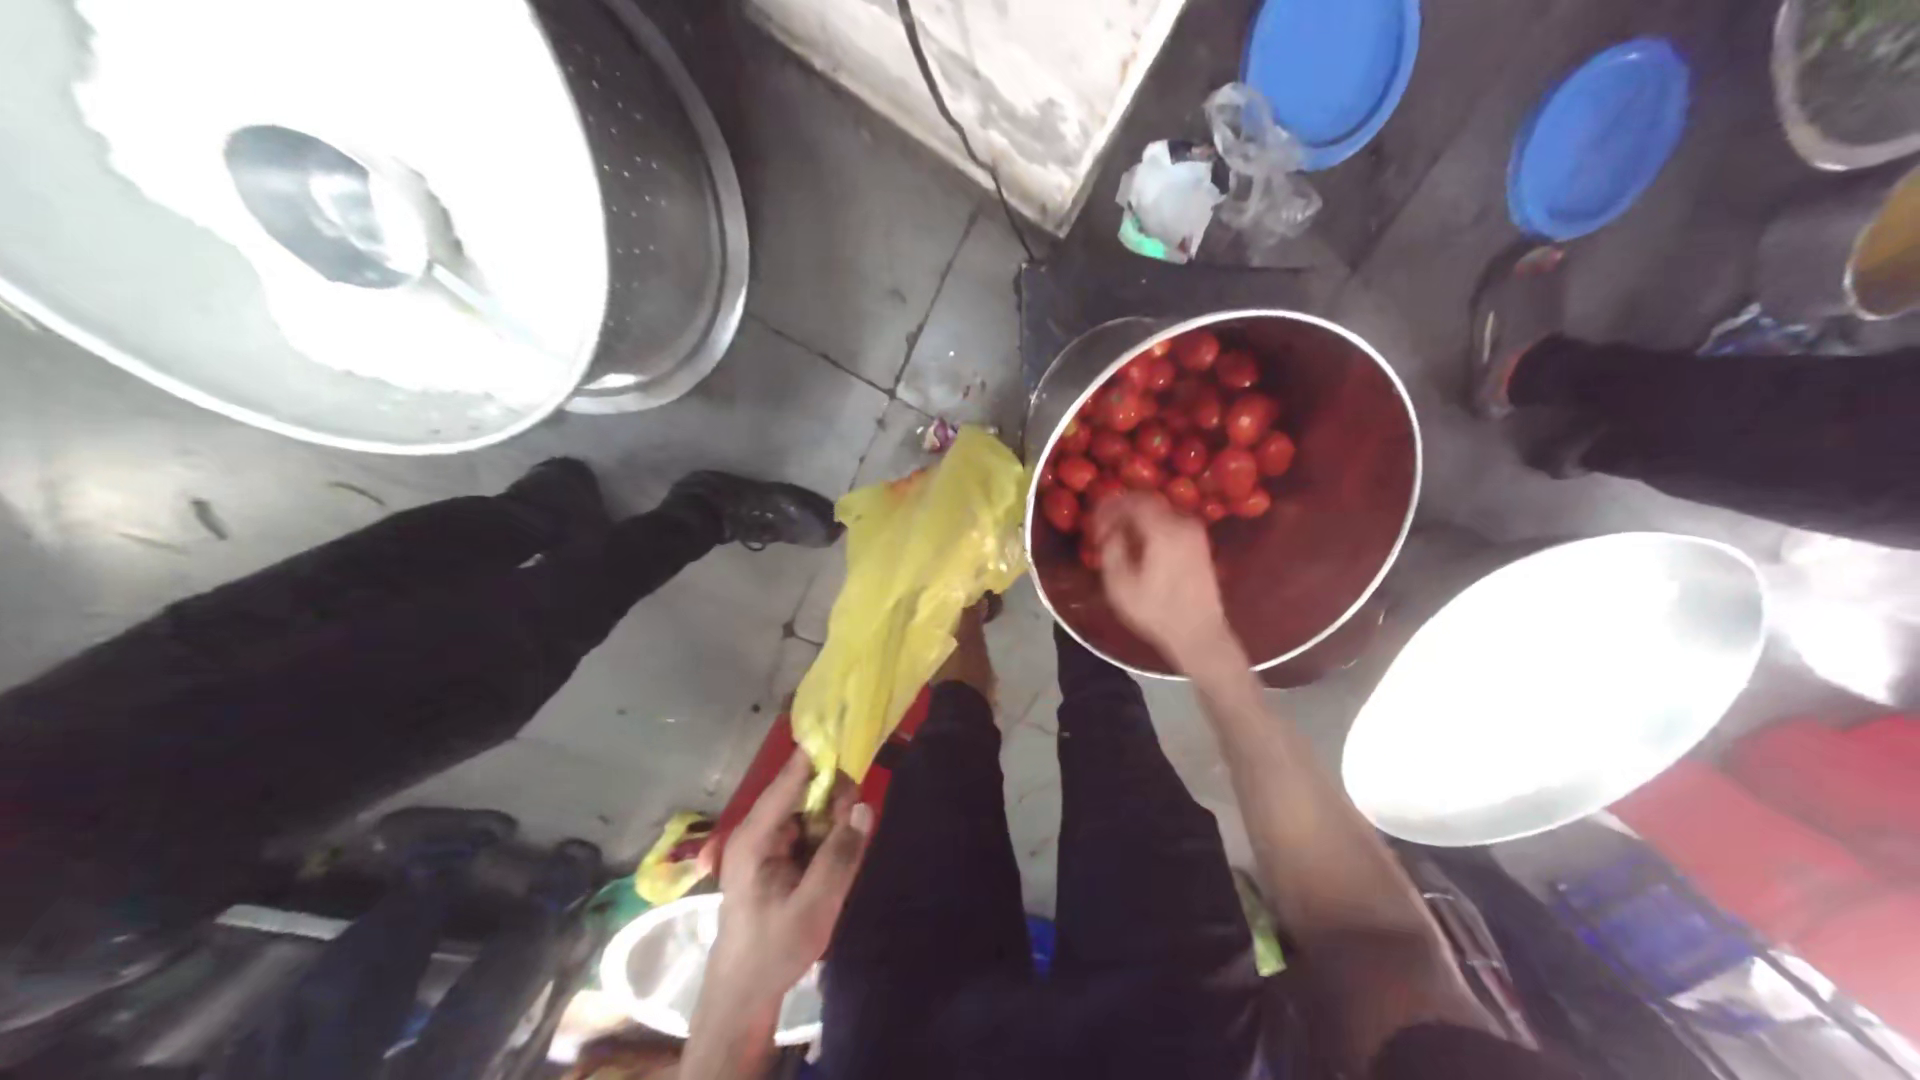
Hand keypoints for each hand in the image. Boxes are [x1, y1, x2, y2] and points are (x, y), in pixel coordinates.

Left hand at [704, 750, 872, 1011]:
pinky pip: (809, 828)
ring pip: (810, 809)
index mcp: (755, 836)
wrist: (743, 993)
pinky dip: (828, 833)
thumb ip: (839, 857)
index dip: (817, 754)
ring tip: (851, 839)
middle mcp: (758, 829)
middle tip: (858, 815)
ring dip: (834, 817)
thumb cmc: (772, 950)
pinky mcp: (777, 854)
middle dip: (834, 795)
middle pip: (803, 791)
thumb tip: (864, 806)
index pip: (789, 780)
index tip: (846, 726)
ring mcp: (767, 841)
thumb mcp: (814, 908)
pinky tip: (840, 851)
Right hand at [1090, 493, 1230, 663]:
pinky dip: (1152, 526)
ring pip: (1160, 511)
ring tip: (1118, 536)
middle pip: (1147, 502)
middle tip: (1103, 526)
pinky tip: (1139, 544)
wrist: (1198, 633)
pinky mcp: (1200, 544)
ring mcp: (1195, 533)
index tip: (1094, 520)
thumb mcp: (1120, 584)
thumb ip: (1111, 549)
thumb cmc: (1156, 611)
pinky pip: (1170, 523)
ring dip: (1137, 518)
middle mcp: (1183, 523)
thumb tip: (1109, 531)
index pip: (1132, 501)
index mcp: (1163, 530)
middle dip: (1122, 510)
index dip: (1109, 506)